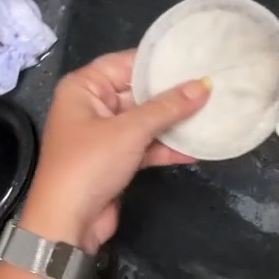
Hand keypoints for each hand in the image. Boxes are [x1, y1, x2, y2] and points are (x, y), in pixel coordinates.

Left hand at [23, 51, 210, 251]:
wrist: (68, 221)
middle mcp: (91, 106)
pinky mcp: (114, 161)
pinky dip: (165, 148)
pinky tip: (195, 148)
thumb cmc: (90, 164)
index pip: (125, 63)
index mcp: (83, 87)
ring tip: (210, 114)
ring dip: (173, 123)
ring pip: (144, 122)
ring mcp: (103, 136)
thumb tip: (204, 85)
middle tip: (211, 85)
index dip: (159, 61)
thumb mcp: (129, 130)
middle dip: (171, 94)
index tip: (194, 57)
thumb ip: (167, 107)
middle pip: (137, 93)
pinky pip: (144, 146)